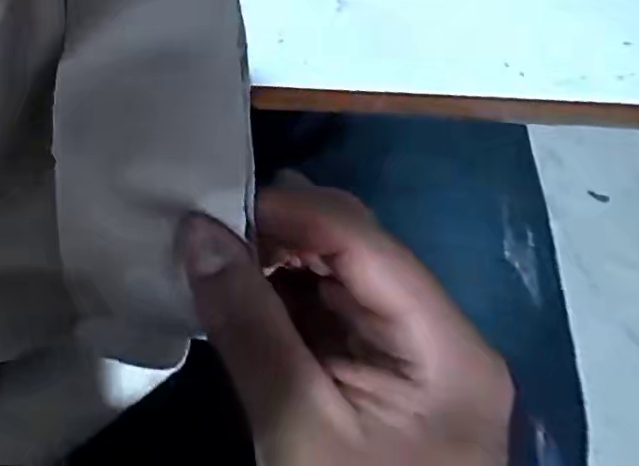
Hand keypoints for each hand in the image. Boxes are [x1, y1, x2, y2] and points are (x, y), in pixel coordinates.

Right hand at [178, 180, 513, 465]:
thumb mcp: (296, 429)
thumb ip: (247, 322)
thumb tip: (194, 228)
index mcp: (444, 344)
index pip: (362, 239)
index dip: (289, 211)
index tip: (214, 208)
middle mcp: (434, 328)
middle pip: (353, 243)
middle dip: (278, 229)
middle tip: (210, 232)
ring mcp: (406, 345)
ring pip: (333, 264)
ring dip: (273, 254)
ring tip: (216, 256)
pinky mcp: (374, 363)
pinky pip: (323, 300)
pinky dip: (277, 286)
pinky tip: (239, 288)